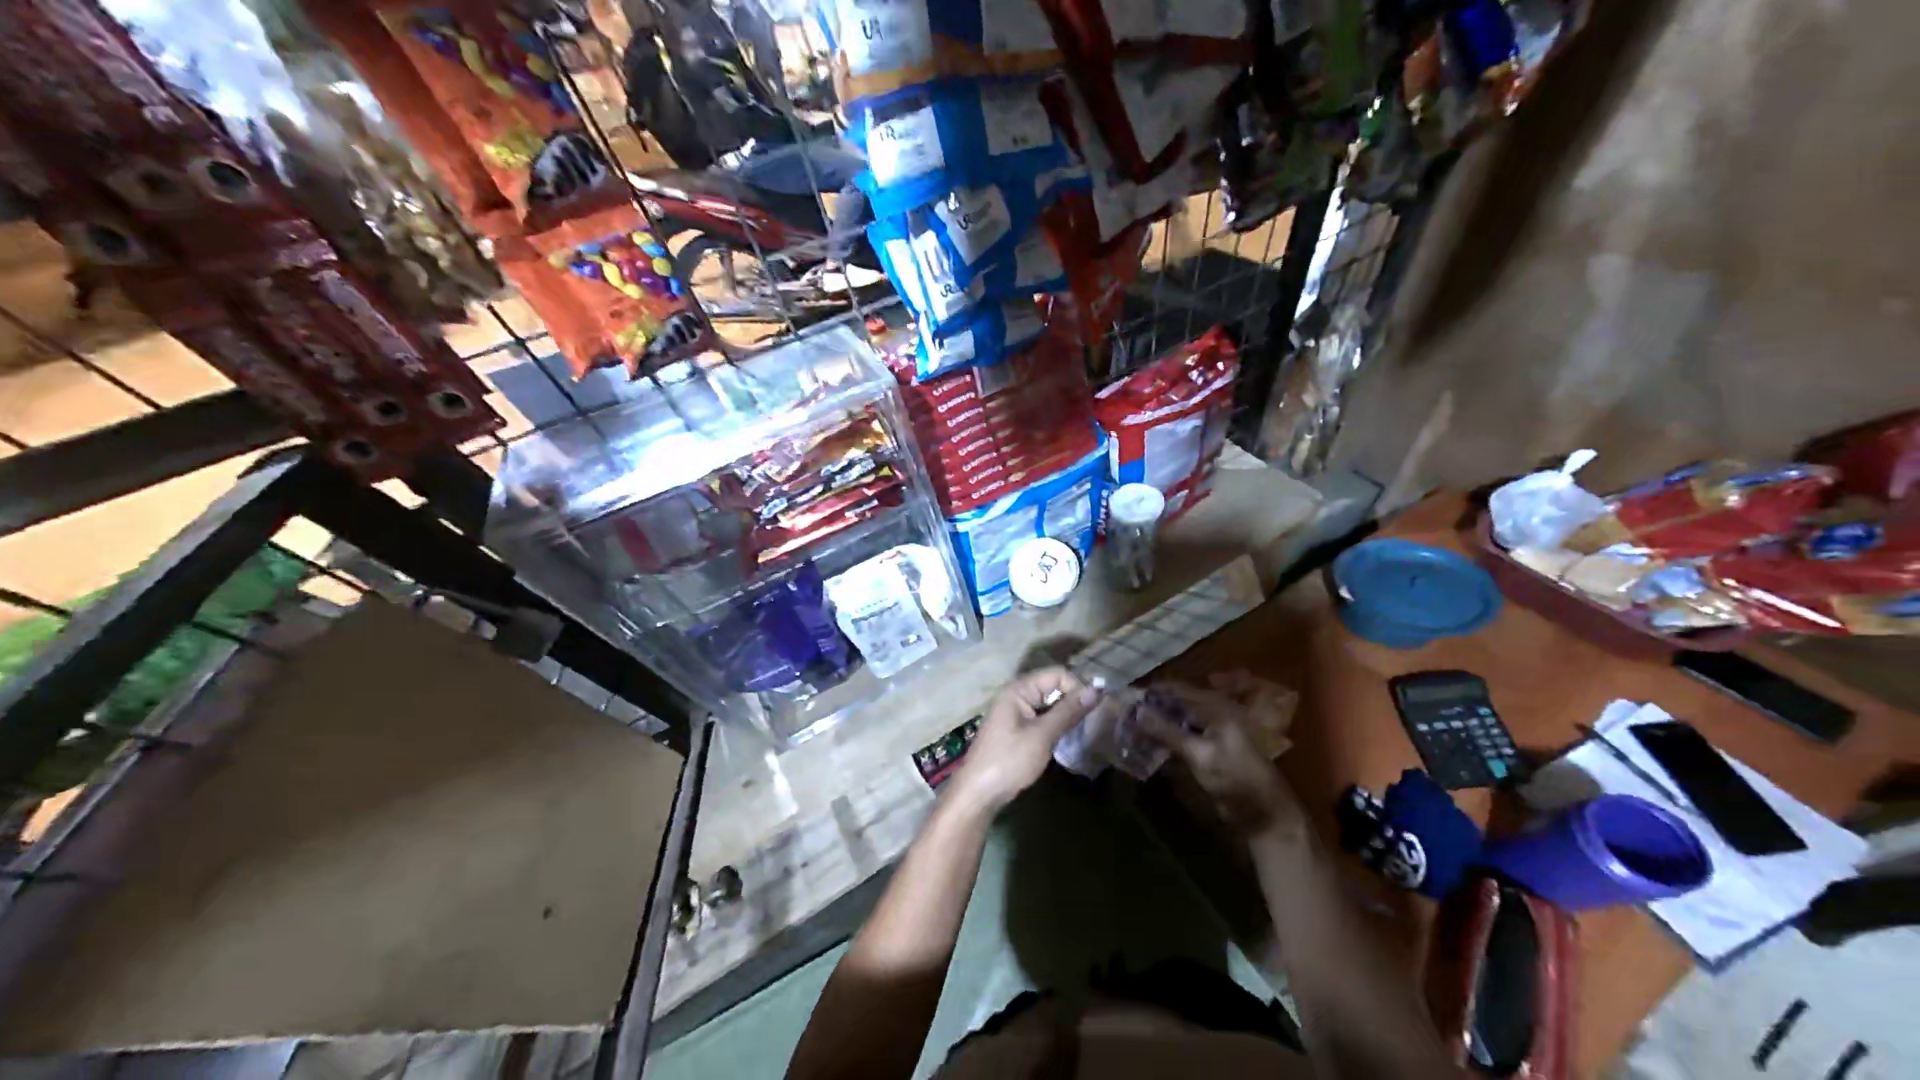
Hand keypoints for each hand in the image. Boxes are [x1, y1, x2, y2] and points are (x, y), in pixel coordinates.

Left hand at [947, 668, 1100, 815]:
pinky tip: (1068, 739)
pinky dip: (1056, 725)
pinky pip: (1042, 718)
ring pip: (1049, 704)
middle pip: (1052, 686)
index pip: (1056, 674)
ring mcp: (1015, 713)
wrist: (979, 793)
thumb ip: (1068, 711)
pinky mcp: (1017, 730)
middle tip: (1094, 721)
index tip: (1094, 708)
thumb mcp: (1042, 735)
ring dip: (1067, 714)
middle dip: (1074, 700)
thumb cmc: (1009, 760)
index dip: (1077, 686)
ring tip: (1085, 731)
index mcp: (1018, 690)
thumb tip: (1096, 689)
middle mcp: (1016, 696)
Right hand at [1137, 678, 1301, 837]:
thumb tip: (1136, 710)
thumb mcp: (1198, 754)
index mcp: (1216, 706)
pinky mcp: (1208, 748)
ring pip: (1177, 718)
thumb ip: (1166, 731)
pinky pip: (1182, 734)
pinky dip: (1165, 736)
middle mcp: (1214, 712)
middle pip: (1176, 702)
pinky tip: (1147, 742)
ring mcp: (1212, 730)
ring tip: (1129, 725)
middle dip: (1152, 706)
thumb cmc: (1235, 778)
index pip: (1177, 689)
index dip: (1151, 692)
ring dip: (1157, 722)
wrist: (1263, 812)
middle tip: (1123, 712)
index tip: (1125, 697)